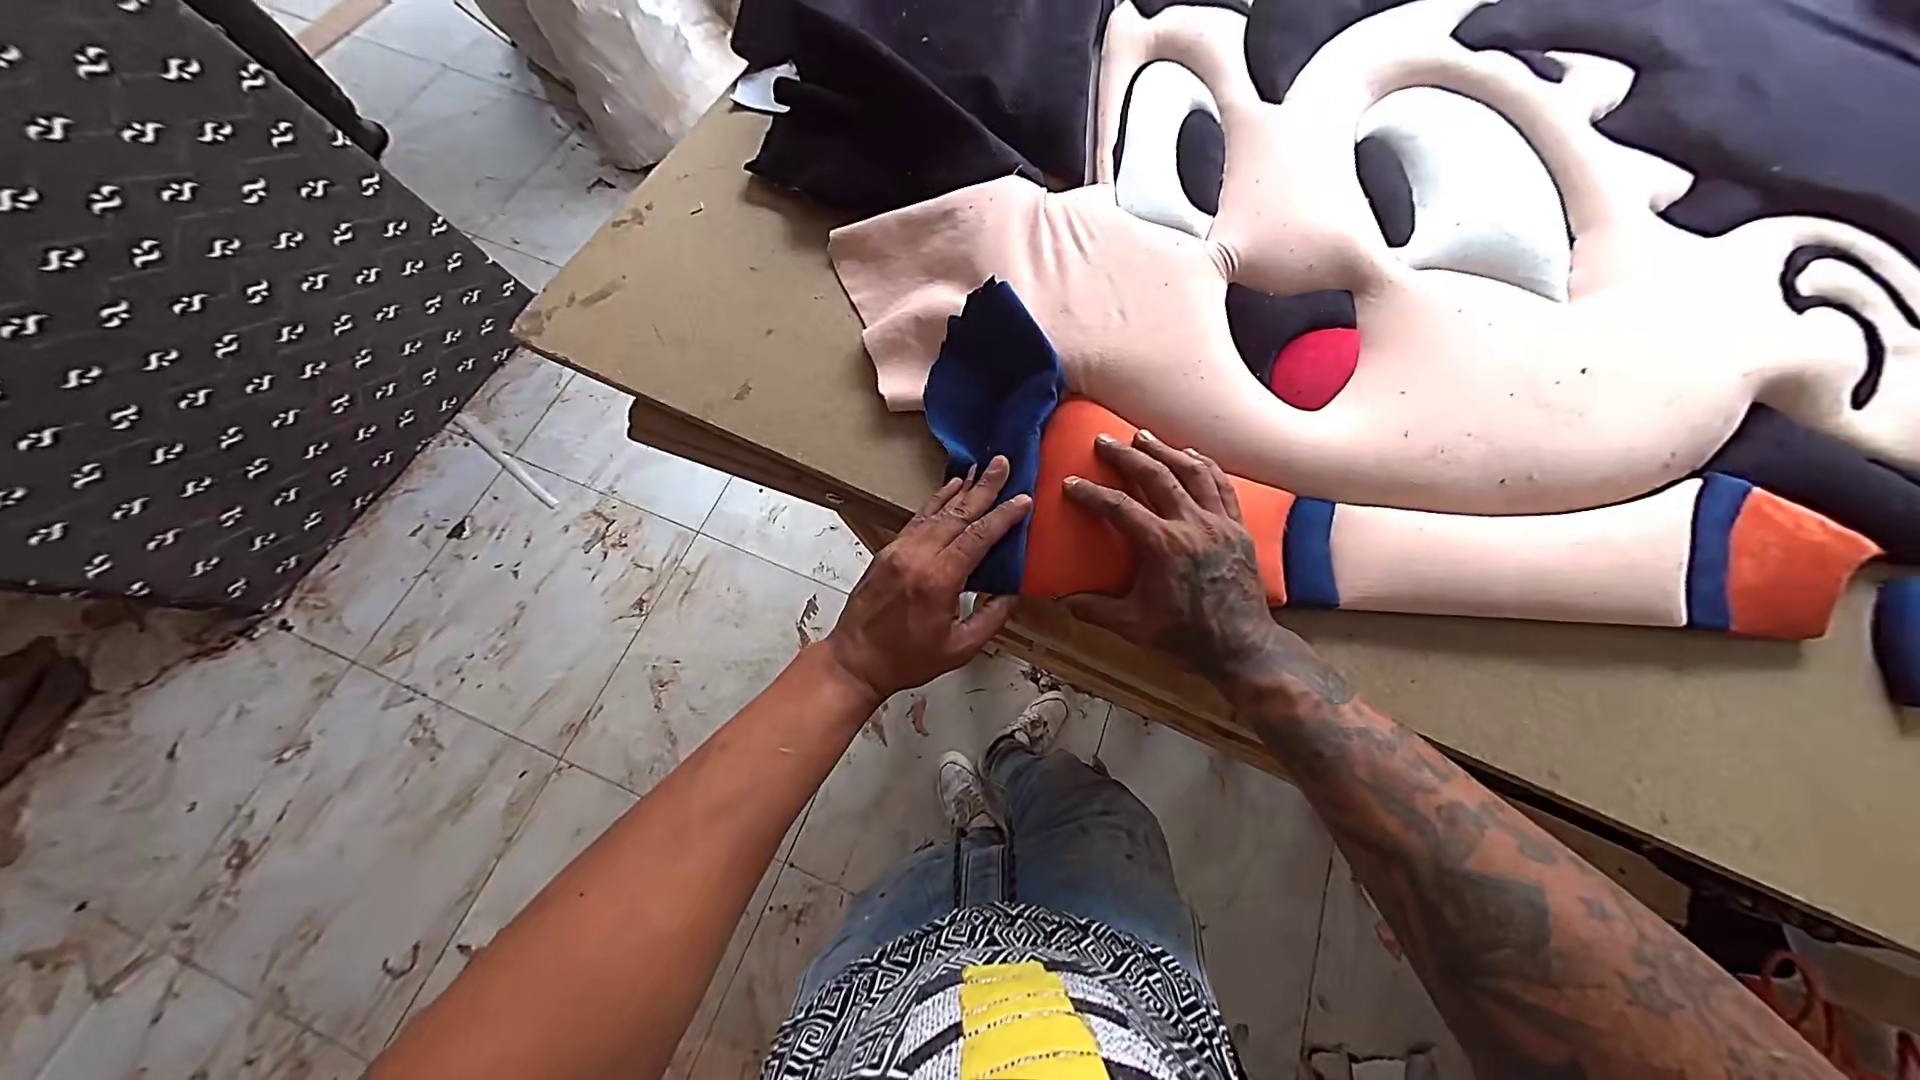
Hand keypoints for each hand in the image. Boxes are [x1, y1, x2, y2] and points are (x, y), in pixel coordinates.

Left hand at [824, 456, 1031, 702]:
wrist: (856, 660)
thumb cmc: (906, 659)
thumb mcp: (960, 648)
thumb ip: (991, 618)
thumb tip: (1010, 594)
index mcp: (938, 580)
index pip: (978, 537)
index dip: (1003, 516)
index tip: (1022, 499)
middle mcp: (917, 557)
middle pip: (958, 514)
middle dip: (985, 487)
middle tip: (1003, 463)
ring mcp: (898, 551)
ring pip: (936, 511)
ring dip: (962, 489)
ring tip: (981, 470)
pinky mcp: (888, 552)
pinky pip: (917, 519)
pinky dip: (936, 502)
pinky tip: (950, 489)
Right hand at [1061, 431, 1340, 701]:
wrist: (1242, 645)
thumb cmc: (1186, 636)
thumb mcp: (1133, 626)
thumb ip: (1095, 609)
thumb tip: (1062, 600)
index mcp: (1163, 546)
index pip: (1119, 507)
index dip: (1091, 493)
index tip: (1071, 483)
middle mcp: (1192, 525)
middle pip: (1156, 476)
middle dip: (1127, 455)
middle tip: (1105, 440)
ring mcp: (1219, 523)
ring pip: (1191, 472)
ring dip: (1164, 450)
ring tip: (1143, 437)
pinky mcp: (1238, 527)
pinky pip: (1221, 485)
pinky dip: (1204, 465)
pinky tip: (1191, 454)